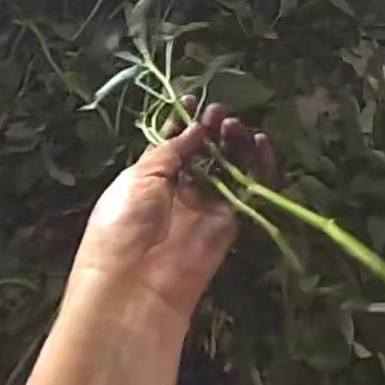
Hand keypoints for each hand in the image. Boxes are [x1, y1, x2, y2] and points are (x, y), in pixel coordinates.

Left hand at [69, 100, 277, 322]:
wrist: (134, 284)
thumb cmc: (124, 222)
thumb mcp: (139, 175)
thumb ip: (171, 149)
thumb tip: (195, 127)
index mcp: (151, 177)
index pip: (173, 144)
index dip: (183, 123)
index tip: (192, 101)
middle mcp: (180, 190)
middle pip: (204, 153)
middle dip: (211, 129)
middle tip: (217, 113)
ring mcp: (206, 205)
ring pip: (229, 166)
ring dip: (233, 142)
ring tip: (231, 125)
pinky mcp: (229, 221)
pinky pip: (249, 189)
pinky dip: (259, 165)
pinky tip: (260, 143)